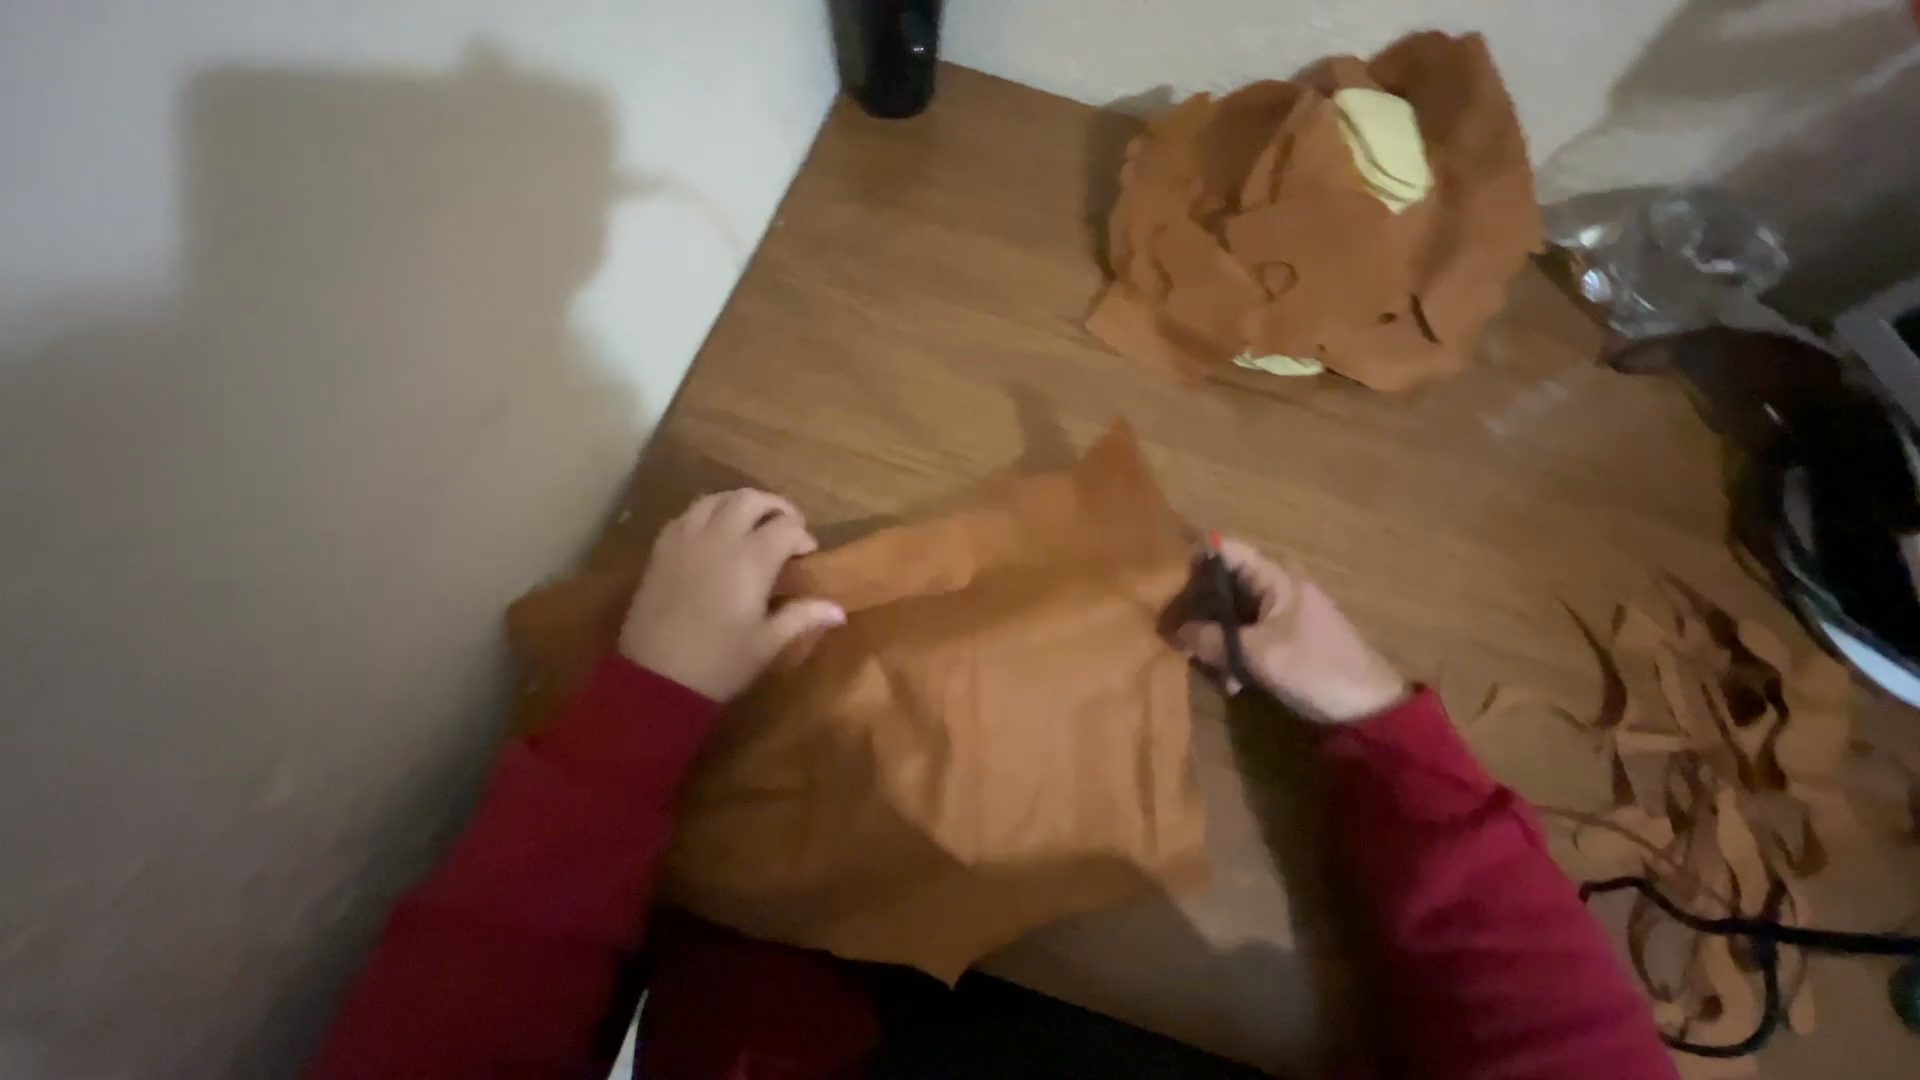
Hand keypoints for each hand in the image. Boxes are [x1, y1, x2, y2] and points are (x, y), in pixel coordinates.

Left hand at [619, 490, 845, 701]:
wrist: (654, 678)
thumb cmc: (719, 662)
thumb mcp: (767, 643)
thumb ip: (802, 617)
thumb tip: (839, 610)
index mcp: (752, 559)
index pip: (786, 527)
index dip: (802, 536)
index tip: (808, 553)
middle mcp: (720, 538)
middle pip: (751, 499)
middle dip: (775, 507)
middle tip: (786, 526)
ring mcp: (686, 540)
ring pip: (716, 499)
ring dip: (739, 503)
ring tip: (751, 522)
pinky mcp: (661, 550)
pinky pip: (687, 514)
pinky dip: (707, 513)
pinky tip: (713, 533)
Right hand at [1176, 537, 1406, 723]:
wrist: (1370, 710)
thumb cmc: (1316, 669)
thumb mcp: (1258, 654)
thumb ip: (1211, 640)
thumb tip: (1173, 631)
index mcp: (1275, 578)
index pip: (1227, 550)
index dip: (1193, 557)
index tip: (1162, 577)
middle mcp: (1276, 588)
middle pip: (1223, 583)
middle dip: (1196, 606)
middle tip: (1170, 629)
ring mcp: (1281, 614)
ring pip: (1231, 613)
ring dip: (1214, 637)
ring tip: (1199, 662)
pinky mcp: (1284, 639)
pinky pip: (1246, 635)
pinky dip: (1234, 652)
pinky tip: (1231, 682)